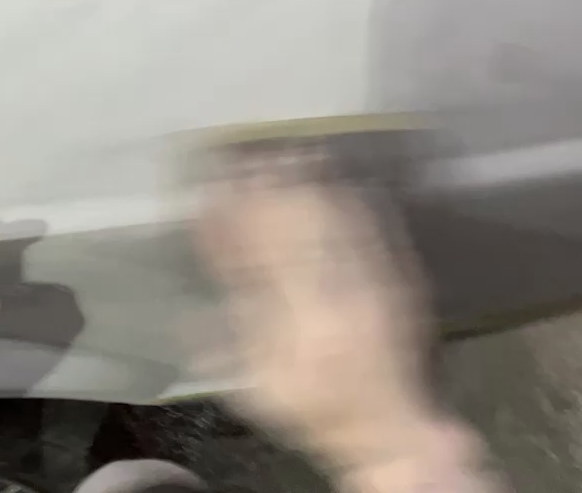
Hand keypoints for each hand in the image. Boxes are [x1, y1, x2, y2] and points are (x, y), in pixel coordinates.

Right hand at [192, 155, 488, 491]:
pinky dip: (350, 199)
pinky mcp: (396, 281)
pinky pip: (372, 232)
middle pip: (292, 233)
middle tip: (246, 157)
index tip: (211, 190)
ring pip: (331, 224)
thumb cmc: (316, 410)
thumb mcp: (258, 391)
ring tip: (284, 151)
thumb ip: (222, 347)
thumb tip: (185, 310)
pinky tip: (334, 173)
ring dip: (306, 185)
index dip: (231, 222)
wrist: (391, 431)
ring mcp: (367, 287)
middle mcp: (331, 301)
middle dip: (266, 192)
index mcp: (294, 327)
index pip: (253, 262)